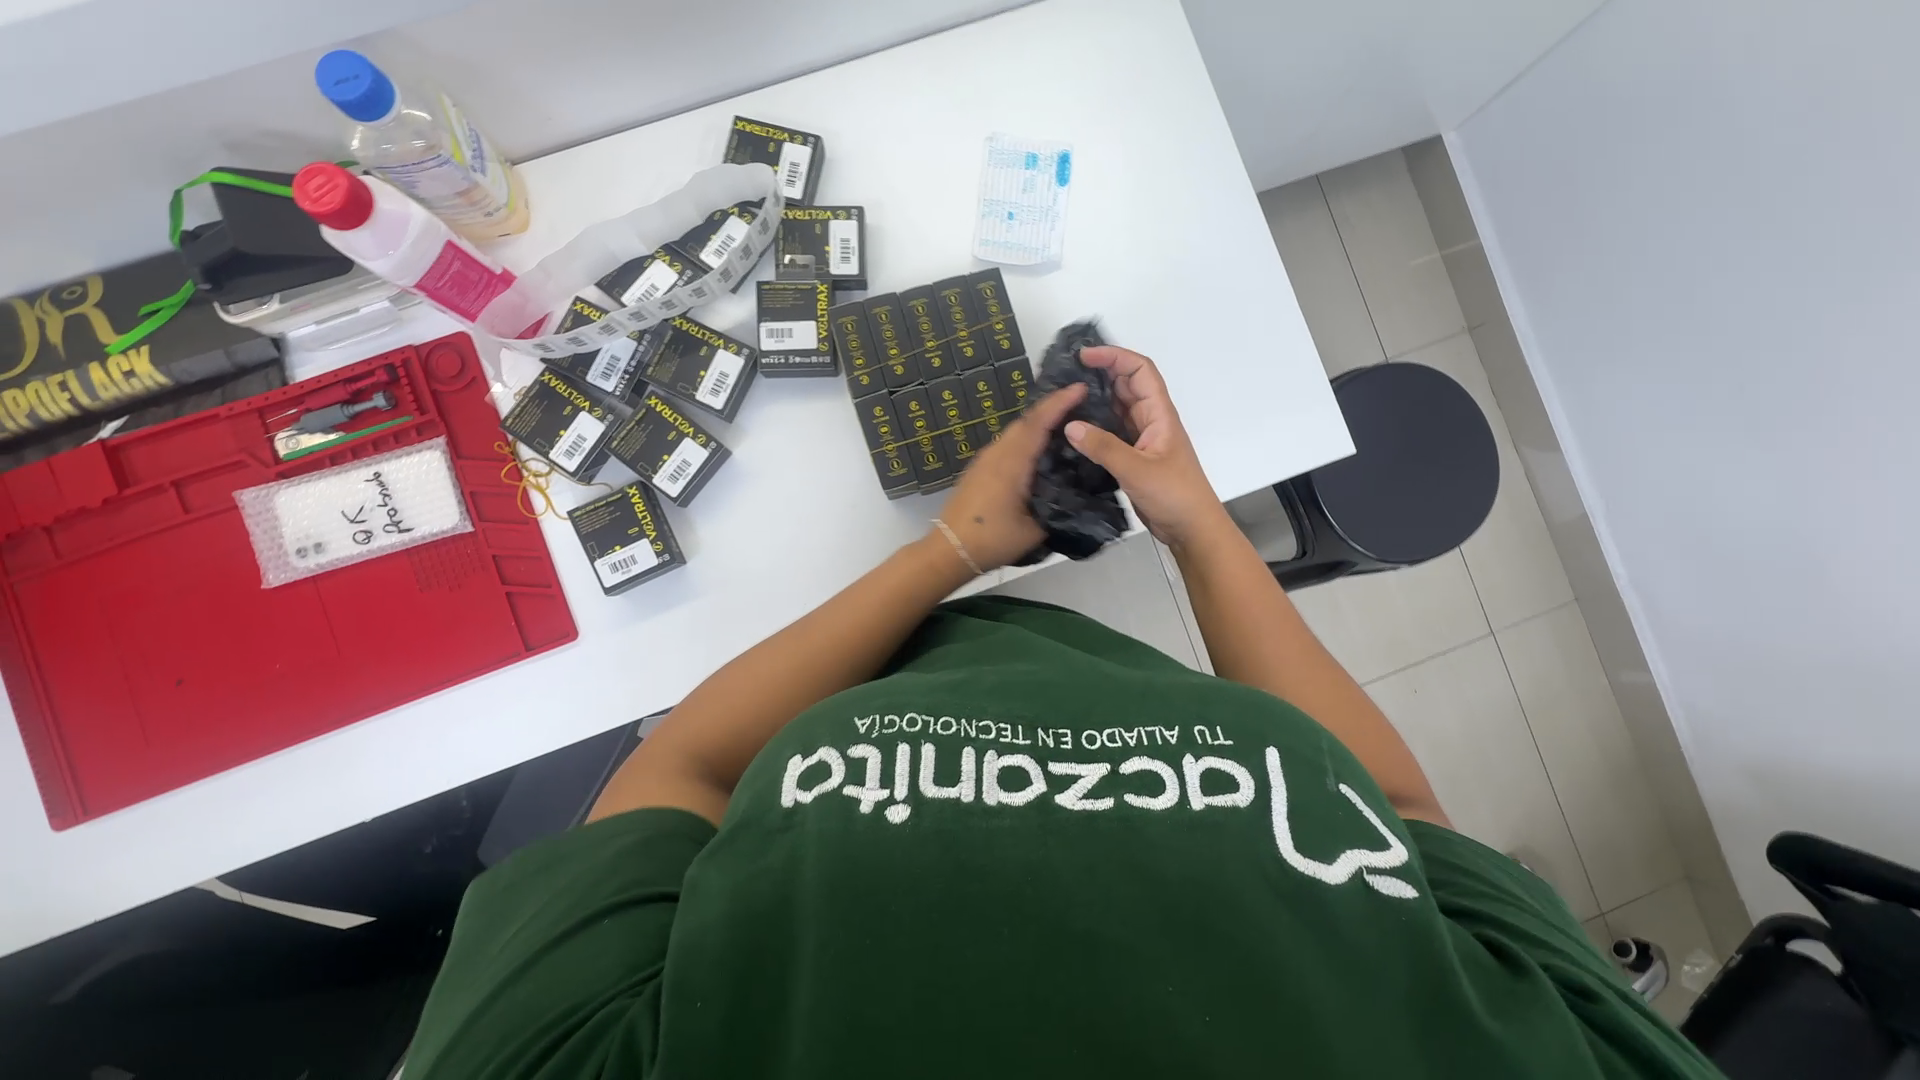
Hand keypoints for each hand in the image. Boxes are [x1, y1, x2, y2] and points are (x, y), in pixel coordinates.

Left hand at [931, 382, 1087, 572]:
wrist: (950, 550)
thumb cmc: (992, 539)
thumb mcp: (1035, 529)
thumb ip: (1057, 506)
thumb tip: (1075, 493)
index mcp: (1011, 462)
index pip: (1038, 423)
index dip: (1059, 403)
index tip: (1080, 388)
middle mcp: (996, 454)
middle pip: (1026, 421)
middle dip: (1051, 408)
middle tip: (1079, 404)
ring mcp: (984, 460)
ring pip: (1015, 432)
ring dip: (1038, 424)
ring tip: (1063, 425)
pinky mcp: (979, 470)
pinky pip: (1007, 445)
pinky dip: (1026, 439)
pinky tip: (1039, 451)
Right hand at [1065, 346, 1229, 547]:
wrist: (1192, 529)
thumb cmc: (1174, 495)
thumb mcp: (1137, 470)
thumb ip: (1103, 447)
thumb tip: (1070, 425)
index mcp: (1159, 414)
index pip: (1140, 370)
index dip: (1114, 357)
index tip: (1084, 357)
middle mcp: (1151, 421)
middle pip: (1126, 385)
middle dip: (1100, 374)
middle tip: (1066, 374)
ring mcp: (1142, 440)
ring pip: (1117, 409)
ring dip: (1095, 401)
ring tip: (1064, 397)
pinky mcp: (1133, 458)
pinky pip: (1111, 433)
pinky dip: (1094, 427)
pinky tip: (1073, 431)